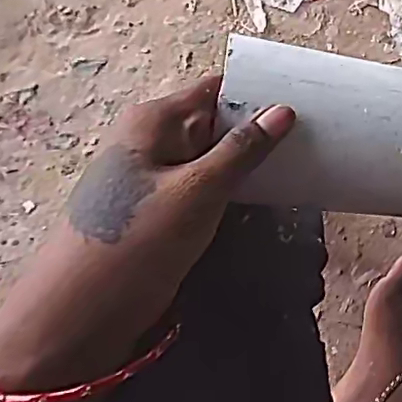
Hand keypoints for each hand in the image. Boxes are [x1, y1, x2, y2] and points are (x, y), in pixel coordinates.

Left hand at [0, 76, 293, 387]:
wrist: (86, 310)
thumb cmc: (138, 240)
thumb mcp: (197, 190)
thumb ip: (242, 150)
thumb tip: (282, 112)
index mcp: (156, 121)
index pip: (216, 91)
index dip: (258, 94)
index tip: (305, 103)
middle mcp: (158, 142)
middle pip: (219, 123)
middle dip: (262, 130)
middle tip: (316, 136)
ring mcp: (163, 178)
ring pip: (218, 158)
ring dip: (253, 163)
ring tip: (304, 164)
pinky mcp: (169, 210)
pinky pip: (210, 187)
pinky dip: (238, 188)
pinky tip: (271, 195)